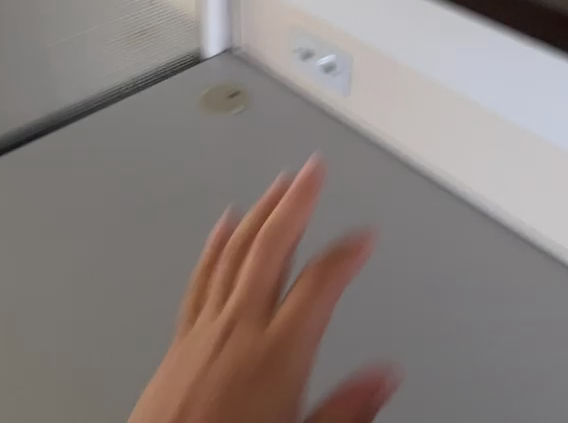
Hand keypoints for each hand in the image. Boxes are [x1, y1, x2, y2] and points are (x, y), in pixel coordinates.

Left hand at [128, 156, 398, 422]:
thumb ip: (346, 409)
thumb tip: (386, 376)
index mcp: (277, 353)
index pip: (320, 285)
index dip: (346, 253)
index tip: (365, 234)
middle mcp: (240, 328)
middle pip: (273, 245)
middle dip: (297, 200)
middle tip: (314, 168)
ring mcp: (207, 327)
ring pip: (237, 249)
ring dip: (261, 210)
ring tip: (279, 182)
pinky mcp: (182, 338)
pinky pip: (202, 275)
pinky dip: (216, 242)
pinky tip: (224, 221)